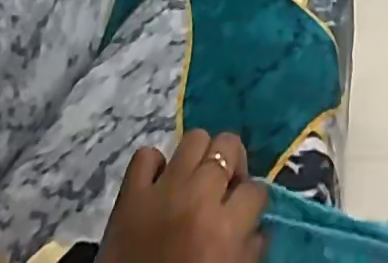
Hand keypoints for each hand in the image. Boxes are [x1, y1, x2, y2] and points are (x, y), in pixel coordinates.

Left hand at [97, 130, 266, 262]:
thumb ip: (250, 249)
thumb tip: (258, 222)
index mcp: (224, 227)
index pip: (256, 189)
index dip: (253, 200)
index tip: (246, 210)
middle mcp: (197, 197)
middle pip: (228, 145)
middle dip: (233, 163)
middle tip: (224, 187)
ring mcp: (162, 191)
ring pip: (194, 139)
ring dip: (200, 157)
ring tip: (195, 179)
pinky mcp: (129, 196)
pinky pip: (145, 156)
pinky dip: (154, 165)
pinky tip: (159, 183)